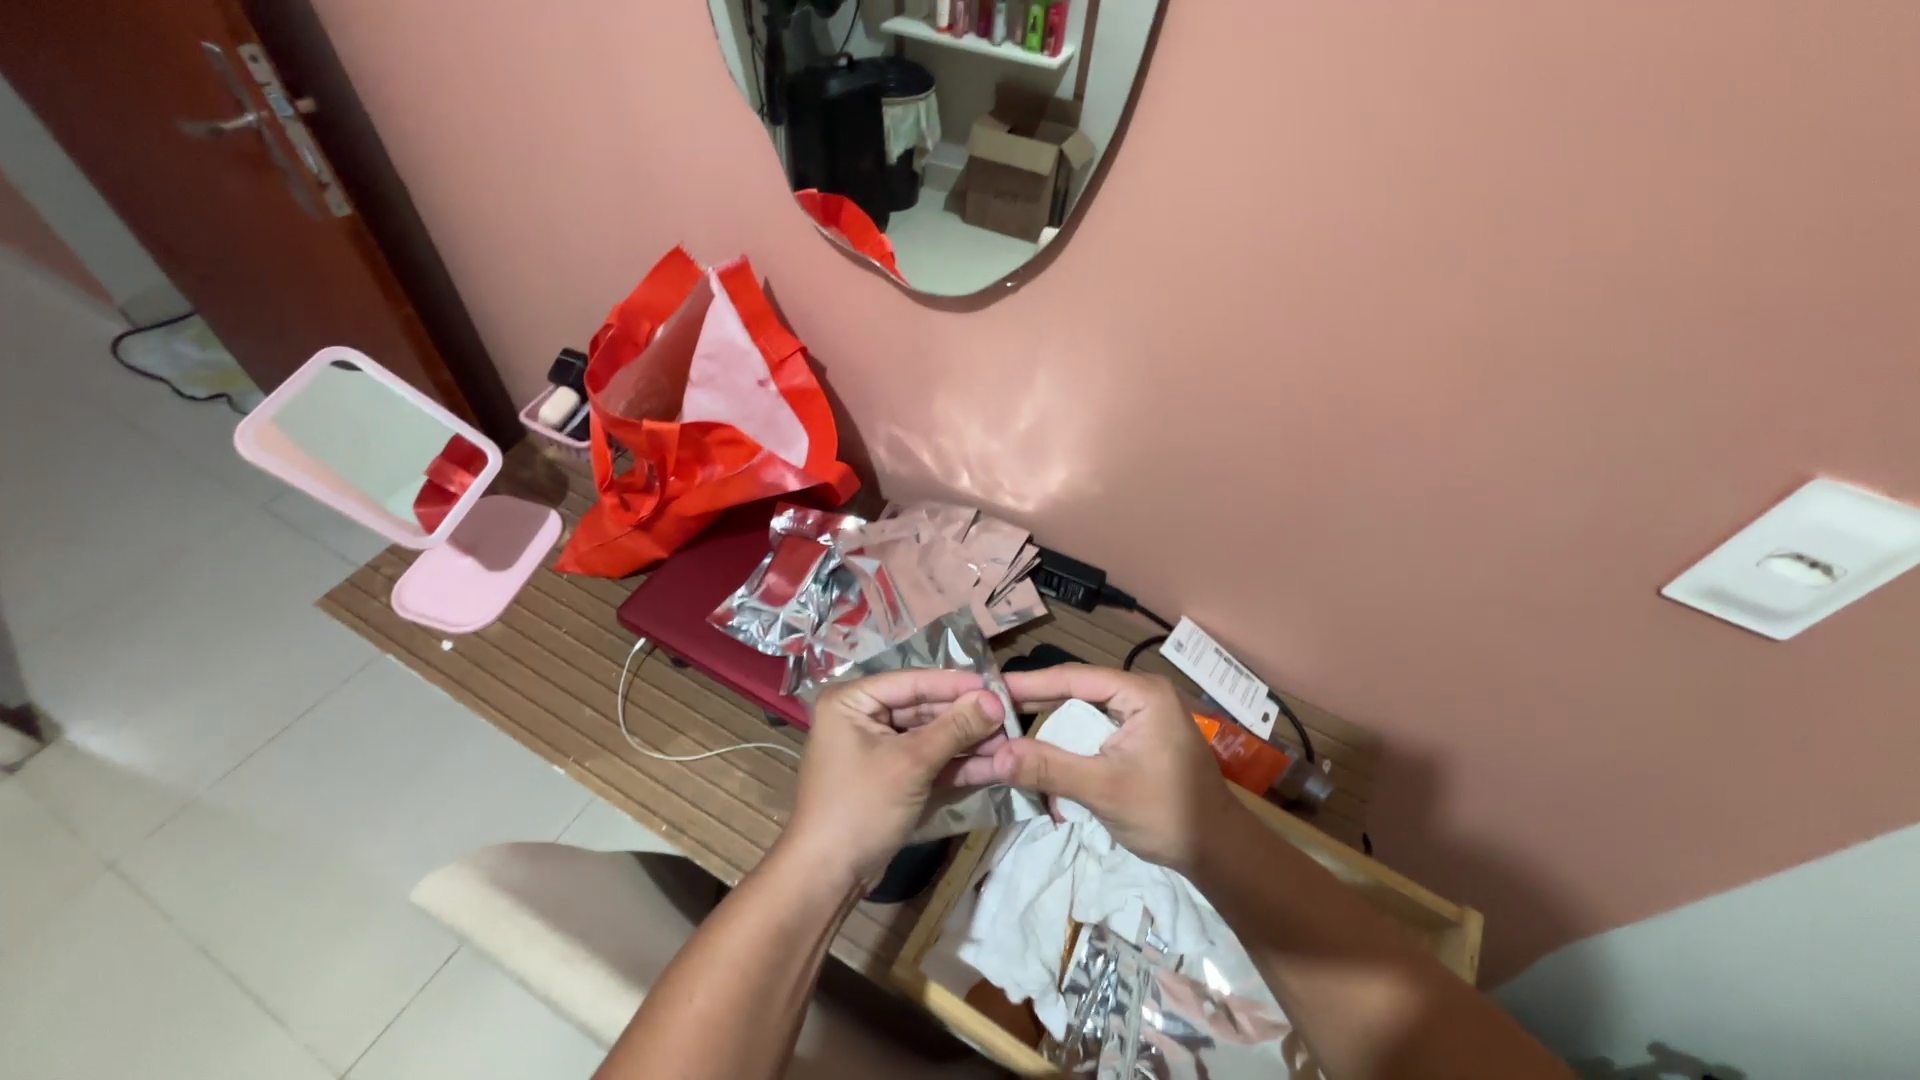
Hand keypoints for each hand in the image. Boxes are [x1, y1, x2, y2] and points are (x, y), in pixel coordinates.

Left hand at [784, 670, 1008, 888]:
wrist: (828, 876)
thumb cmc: (861, 807)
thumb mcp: (912, 763)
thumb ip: (955, 728)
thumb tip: (995, 699)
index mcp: (851, 701)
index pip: (912, 682)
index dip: (955, 684)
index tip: (996, 682)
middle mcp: (861, 717)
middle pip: (922, 708)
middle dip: (965, 716)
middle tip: (1009, 714)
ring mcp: (876, 748)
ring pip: (929, 736)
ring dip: (966, 741)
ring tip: (1010, 739)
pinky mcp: (890, 777)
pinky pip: (926, 760)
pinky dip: (955, 764)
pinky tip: (994, 763)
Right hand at [988, 665, 1241, 873]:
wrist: (1218, 851)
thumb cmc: (1167, 813)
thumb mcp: (1103, 790)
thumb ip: (1050, 768)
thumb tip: (996, 755)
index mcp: (1141, 693)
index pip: (1074, 678)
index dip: (1029, 683)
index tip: (989, 689)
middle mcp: (1141, 696)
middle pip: (1076, 693)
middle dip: (1035, 707)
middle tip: (991, 715)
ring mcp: (1142, 718)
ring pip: (1082, 715)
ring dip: (1050, 731)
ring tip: (1008, 736)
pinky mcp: (1139, 740)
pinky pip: (1094, 734)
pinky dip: (1068, 747)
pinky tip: (1041, 758)